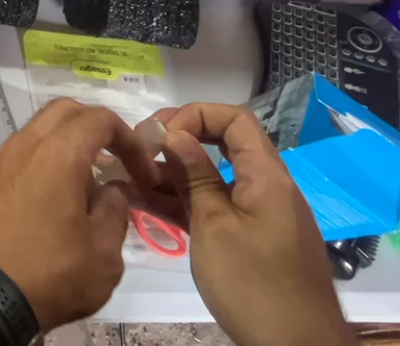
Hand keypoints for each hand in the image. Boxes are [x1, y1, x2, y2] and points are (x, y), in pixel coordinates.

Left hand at [0, 99, 160, 329]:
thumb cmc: (52, 272)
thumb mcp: (104, 252)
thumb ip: (115, 210)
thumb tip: (115, 188)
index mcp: (58, 153)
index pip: (99, 118)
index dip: (130, 139)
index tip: (144, 174)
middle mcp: (24, 145)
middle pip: (63, 112)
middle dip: (96, 129)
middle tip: (118, 164)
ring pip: (37, 131)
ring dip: (67, 145)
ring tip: (87, 186)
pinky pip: (17, 156)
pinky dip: (41, 163)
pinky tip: (50, 201)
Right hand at [147, 103, 352, 345]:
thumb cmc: (254, 285)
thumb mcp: (213, 226)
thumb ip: (194, 176)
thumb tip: (174, 133)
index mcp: (267, 178)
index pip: (235, 120)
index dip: (195, 115)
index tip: (160, 135)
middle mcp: (267, 188)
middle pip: (222, 143)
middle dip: (178, 141)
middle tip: (141, 150)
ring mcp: (259, 214)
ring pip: (213, 175)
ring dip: (173, 173)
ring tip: (132, 178)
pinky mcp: (250, 237)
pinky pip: (215, 203)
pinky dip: (183, 199)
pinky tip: (146, 202)